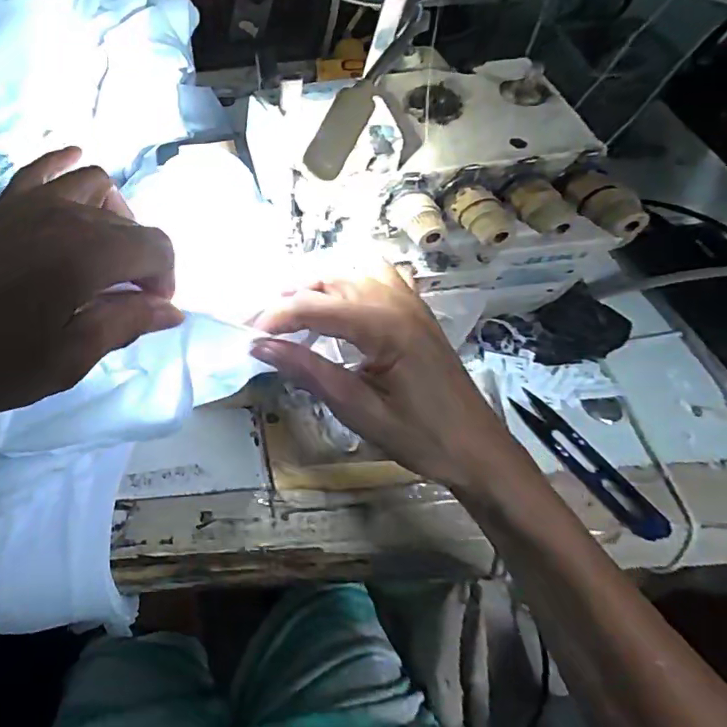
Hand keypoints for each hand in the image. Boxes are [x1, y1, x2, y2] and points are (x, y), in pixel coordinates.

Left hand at [0, 147, 182, 422]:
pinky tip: (74, 176)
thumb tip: (171, 309)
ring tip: (101, 259)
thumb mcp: (65, 361)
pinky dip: (67, 168)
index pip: (154, 246)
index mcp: (83, 254)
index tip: (148, 313)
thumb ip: (124, 325)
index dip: (164, 280)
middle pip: (126, 220)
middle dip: (139, 259)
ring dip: (113, 215)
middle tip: (122, 304)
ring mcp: (26, 203)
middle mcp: (62, 214)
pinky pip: (43, 169)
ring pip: (93, 184)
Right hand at [250, 268, 528, 492]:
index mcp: (385, 326)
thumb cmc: (421, 437)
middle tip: (259, 329)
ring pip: (348, 274)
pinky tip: (332, 304)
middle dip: (287, 300)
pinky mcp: (414, 311)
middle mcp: (396, 302)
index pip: (314, 306)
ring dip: (312, 289)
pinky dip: (345, 283)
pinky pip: (374, 277)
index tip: (246, 337)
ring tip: (286, 316)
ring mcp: (409, 302)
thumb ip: (307, 370)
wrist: (480, 452)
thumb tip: (259, 347)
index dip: (275, 318)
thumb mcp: (358, 408)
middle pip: (328, 282)